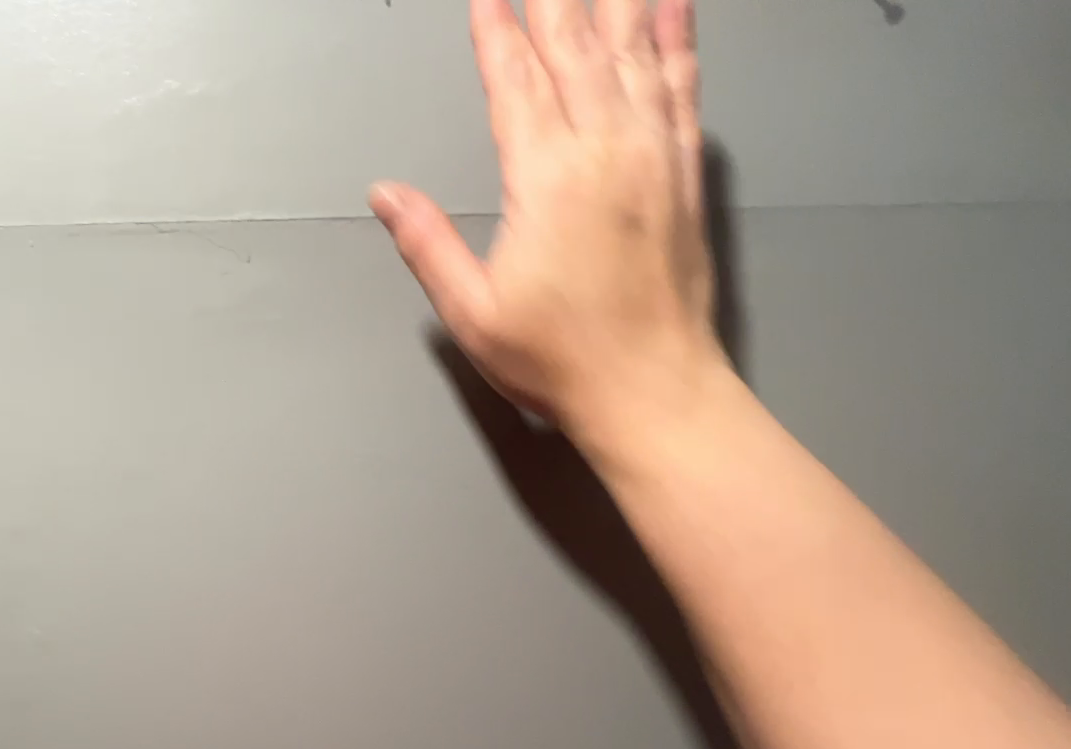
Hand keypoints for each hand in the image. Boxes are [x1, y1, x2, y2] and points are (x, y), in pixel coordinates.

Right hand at [373, 0, 723, 454]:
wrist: (650, 388)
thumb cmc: (562, 358)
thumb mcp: (470, 311)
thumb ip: (427, 243)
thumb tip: (387, 194)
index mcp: (547, 180)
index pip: (516, 82)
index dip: (497, 33)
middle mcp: (606, 152)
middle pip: (574, 49)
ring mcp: (652, 156)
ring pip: (631, 50)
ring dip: (612, 1)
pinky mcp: (682, 174)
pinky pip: (682, 84)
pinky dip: (675, 37)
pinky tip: (670, 6)